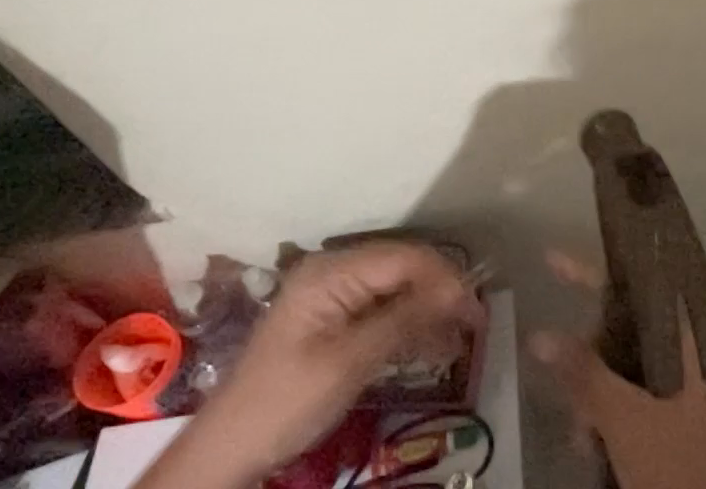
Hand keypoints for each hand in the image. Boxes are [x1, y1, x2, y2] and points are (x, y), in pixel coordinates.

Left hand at [137, 243, 481, 488]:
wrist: (230, 447)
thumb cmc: (288, 400)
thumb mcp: (350, 361)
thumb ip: (404, 319)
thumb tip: (457, 290)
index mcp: (332, 272)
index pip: (405, 258)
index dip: (445, 278)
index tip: (476, 311)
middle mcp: (335, 272)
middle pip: (403, 270)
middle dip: (441, 294)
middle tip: (475, 326)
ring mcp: (333, 296)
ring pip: (397, 290)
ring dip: (429, 313)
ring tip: (460, 342)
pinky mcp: (334, 320)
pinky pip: (382, 311)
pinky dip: (408, 327)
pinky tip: (433, 348)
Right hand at [529, 252, 705, 488]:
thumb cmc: (670, 460)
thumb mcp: (622, 415)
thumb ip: (583, 373)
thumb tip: (538, 334)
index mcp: (685, 339)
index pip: (638, 286)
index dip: (596, 271)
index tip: (552, 259)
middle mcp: (681, 351)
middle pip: (620, 325)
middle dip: (585, 354)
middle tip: (568, 390)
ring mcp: (672, 382)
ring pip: (615, 363)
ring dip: (588, 392)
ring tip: (581, 433)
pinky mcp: (661, 410)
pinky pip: (619, 392)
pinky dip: (598, 411)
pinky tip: (587, 442)